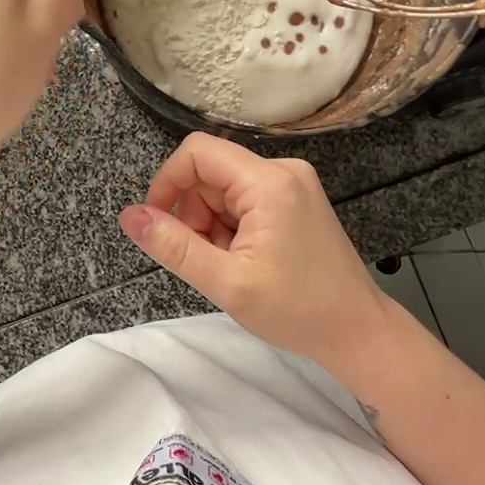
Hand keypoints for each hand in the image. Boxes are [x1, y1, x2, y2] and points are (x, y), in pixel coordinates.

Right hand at [118, 133, 392, 365]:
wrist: (357, 332)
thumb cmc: (297, 311)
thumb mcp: (226, 283)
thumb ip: (174, 246)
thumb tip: (128, 216)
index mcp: (269, 182)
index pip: (197, 152)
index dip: (167, 182)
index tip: (156, 224)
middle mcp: (282, 171)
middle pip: (209, 175)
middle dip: (193, 216)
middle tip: (205, 261)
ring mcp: (291, 185)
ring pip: (222, 191)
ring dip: (211, 227)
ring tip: (230, 267)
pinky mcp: (294, 201)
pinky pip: (243, 202)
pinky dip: (230, 230)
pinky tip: (246, 262)